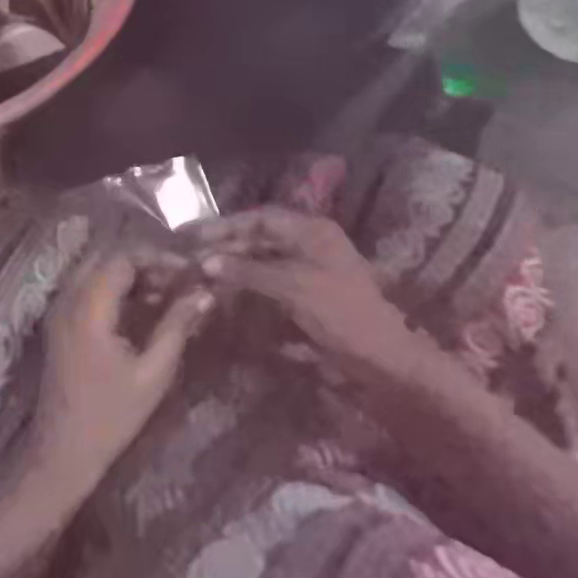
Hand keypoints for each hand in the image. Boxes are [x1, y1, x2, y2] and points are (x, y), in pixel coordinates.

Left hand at [33, 248, 212, 485]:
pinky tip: (139, 306)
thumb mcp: (152, 374)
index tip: (187, 271)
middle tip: (177, 281)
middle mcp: (67, 299)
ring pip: (93, 269)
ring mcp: (59, 308)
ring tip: (164, 293)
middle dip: (142, 262)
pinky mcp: (59, 320)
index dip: (156, 258)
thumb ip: (176, 327)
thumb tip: (204, 294)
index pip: (121, 258)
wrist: (64, 449)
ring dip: (127, 273)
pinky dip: (111, 286)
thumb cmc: (112, 416)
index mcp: (88, 308)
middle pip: (105, 257)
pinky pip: (85, 286)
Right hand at [183, 207, 413, 370]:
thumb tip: (205, 261)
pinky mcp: (307, 290)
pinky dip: (247, 278)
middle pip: (259, 235)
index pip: (260, 218)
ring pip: (262, 256)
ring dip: (234, 261)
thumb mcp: (292, 287)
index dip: (225, 224)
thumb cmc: (341, 314)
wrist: (385, 360)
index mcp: (312, 231)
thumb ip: (247, 271)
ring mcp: (309, 267)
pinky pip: (270, 276)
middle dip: (226, 243)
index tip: (195, 234)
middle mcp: (310, 242)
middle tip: (192, 252)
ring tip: (203, 268)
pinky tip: (226, 285)